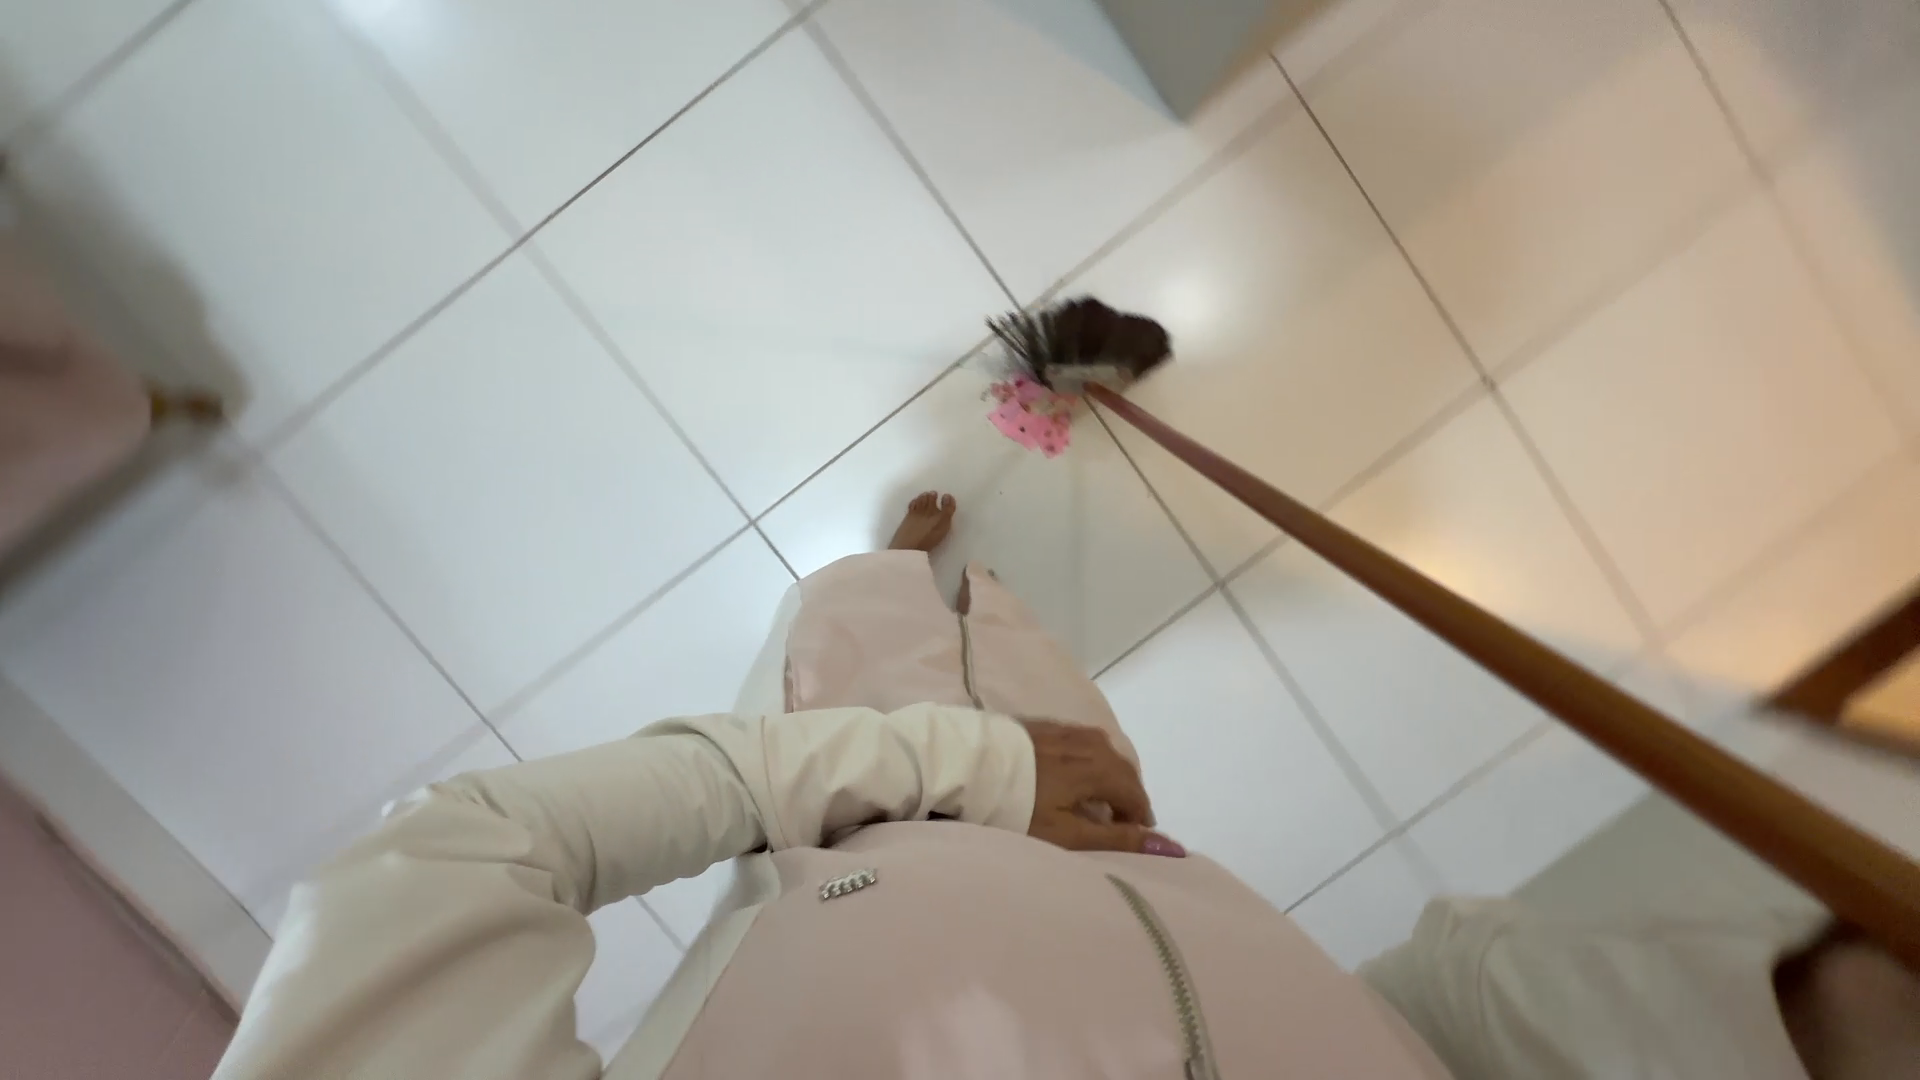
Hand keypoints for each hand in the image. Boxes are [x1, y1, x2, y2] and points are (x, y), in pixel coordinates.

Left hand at [1020, 720, 1184, 856]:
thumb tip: (1172, 847)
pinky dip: (1086, 765)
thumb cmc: (1017, 806)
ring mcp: (1069, 730)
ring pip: (1103, 755)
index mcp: (1103, 766)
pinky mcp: (1047, 726)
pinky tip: (1070, 779)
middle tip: (1112, 825)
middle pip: (1123, 771)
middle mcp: (1093, 741)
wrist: (968, 764)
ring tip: (1091, 804)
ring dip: (1105, 779)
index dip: (1137, 821)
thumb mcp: (1068, 834)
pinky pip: (1082, 746)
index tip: (1127, 840)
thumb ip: (1118, 839)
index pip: (1137, 794)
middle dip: (1124, 798)